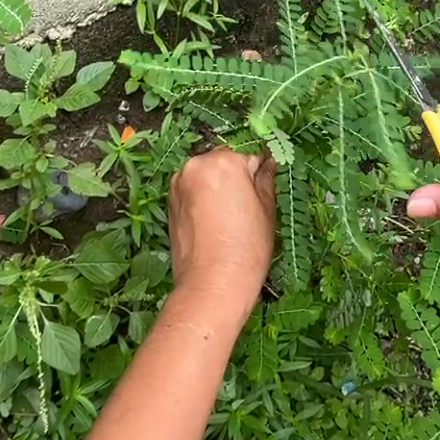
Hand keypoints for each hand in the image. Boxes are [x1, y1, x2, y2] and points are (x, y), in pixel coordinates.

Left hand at [167, 149, 276, 311]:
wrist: (211, 287)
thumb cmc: (245, 250)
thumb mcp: (267, 209)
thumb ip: (266, 178)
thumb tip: (267, 163)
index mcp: (223, 161)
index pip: (251, 153)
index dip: (263, 169)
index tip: (269, 181)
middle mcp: (196, 165)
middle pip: (226, 160)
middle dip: (239, 175)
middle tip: (251, 203)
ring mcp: (179, 183)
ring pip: (208, 173)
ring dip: (220, 185)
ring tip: (233, 215)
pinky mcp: (170, 201)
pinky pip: (194, 188)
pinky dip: (205, 196)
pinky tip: (217, 220)